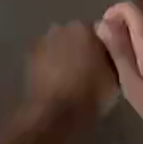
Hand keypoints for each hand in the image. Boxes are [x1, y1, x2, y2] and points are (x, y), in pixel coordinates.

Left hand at [18, 22, 117, 143]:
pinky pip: (45, 58)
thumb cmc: (89, 95)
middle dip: (82, 48)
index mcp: (84, 29)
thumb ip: (113, 58)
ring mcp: (42, 42)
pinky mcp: (28, 58)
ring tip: (72, 78)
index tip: (107, 62)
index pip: (100, 31)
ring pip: (59, 45)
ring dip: (64, 56)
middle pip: (76, 35)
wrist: (53, 115)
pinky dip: (50, 65)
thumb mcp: (114, 78)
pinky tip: (56, 82)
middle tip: (90, 69)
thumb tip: (110, 53)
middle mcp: (61, 28)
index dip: (104, 47)